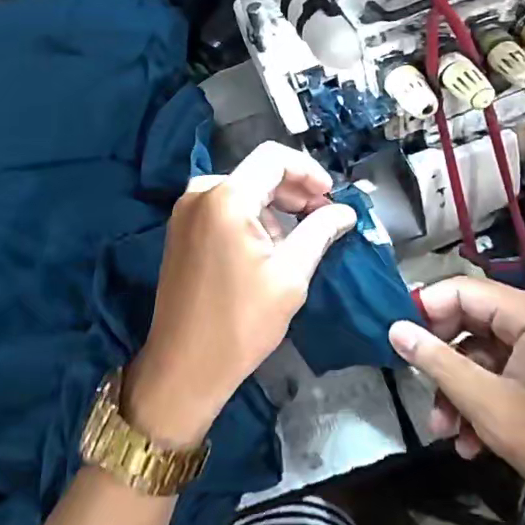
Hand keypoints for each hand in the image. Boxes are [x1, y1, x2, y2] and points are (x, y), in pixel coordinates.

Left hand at [124, 142, 357, 448]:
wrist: (183, 366)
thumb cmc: (240, 322)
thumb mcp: (290, 276)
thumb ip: (318, 232)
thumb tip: (344, 211)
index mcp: (226, 197)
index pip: (274, 158)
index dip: (308, 171)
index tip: (331, 195)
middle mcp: (200, 192)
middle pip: (256, 172)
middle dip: (294, 190)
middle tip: (324, 216)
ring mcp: (185, 210)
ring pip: (241, 189)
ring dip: (273, 205)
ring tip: (300, 237)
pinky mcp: (180, 228)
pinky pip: (222, 206)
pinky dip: (250, 216)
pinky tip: (268, 245)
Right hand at [389, 277, 524, 524]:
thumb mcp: (490, 407)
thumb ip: (438, 363)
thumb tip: (395, 329)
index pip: (462, 290)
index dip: (425, 310)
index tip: (396, 340)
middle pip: (469, 323)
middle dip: (442, 363)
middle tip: (420, 391)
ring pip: (481, 356)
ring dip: (458, 392)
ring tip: (445, 433)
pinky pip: (501, 377)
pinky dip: (482, 405)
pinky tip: (472, 444)